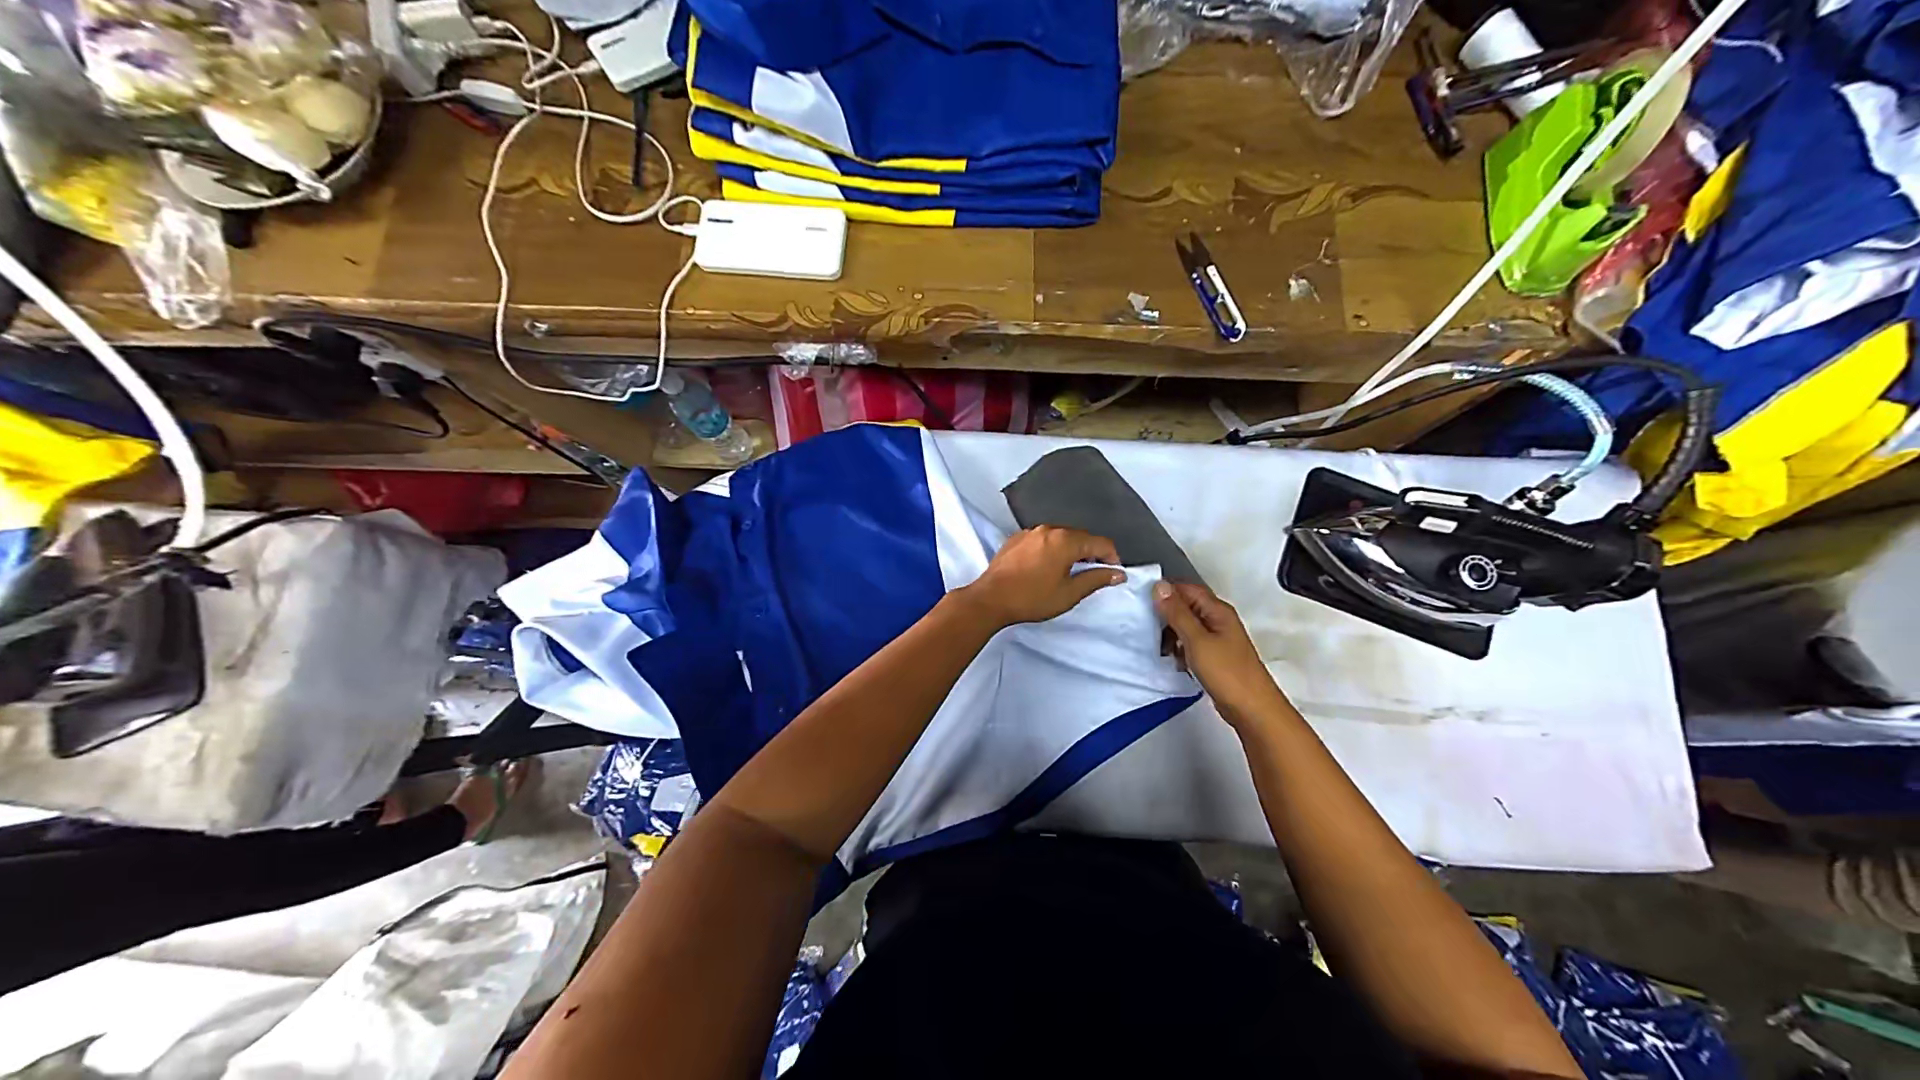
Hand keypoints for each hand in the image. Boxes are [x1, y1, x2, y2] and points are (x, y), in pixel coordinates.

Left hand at [955, 526, 1124, 627]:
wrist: (990, 599)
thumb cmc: (1032, 598)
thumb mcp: (1069, 593)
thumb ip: (1096, 579)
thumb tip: (1117, 574)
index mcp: (1065, 540)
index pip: (1100, 542)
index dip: (1111, 558)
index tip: (1112, 574)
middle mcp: (1048, 529)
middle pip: (1080, 537)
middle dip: (1091, 554)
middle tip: (1093, 575)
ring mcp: (1030, 532)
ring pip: (1060, 537)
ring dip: (1071, 551)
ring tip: (1070, 573)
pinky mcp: (1016, 539)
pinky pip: (1042, 539)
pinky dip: (1051, 549)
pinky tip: (1047, 567)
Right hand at [1154, 582, 1289, 726]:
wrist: (1251, 709)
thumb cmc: (1228, 674)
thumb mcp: (1196, 639)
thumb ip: (1177, 613)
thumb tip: (1160, 587)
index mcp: (1217, 610)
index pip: (1186, 589)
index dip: (1164, 592)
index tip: (1142, 601)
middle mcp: (1218, 621)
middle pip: (1185, 607)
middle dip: (1165, 615)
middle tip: (1148, 626)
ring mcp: (1217, 639)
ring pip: (1186, 626)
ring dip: (1171, 634)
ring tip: (1161, 647)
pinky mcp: (1213, 656)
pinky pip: (1190, 644)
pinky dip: (1179, 649)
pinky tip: (1173, 660)